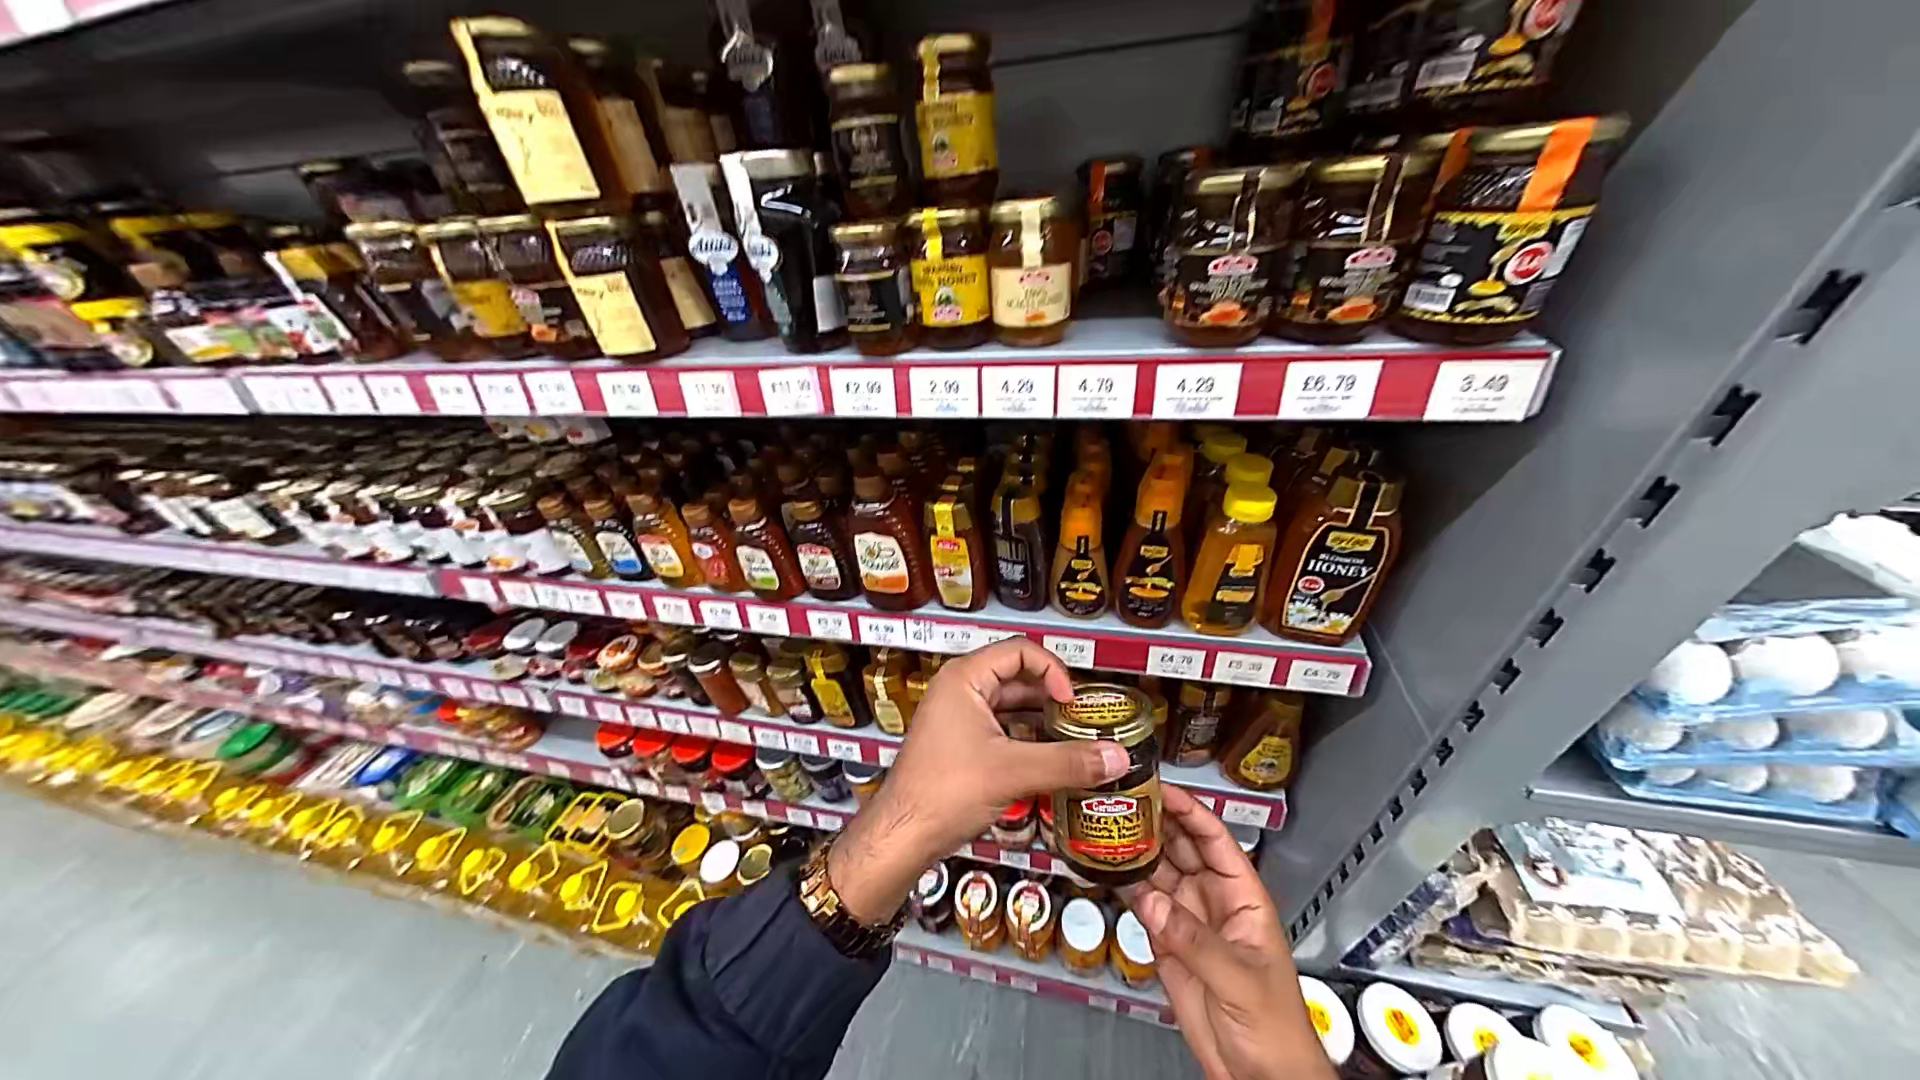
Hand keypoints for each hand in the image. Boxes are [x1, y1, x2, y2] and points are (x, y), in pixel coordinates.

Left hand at [827, 639, 1129, 921]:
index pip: (1020, 650)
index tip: (1071, 702)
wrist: (902, 835)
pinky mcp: (958, 743)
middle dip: (1051, 696)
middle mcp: (959, 690)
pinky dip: (1026, 739)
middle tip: (1082, 720)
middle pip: (1016, 676)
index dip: (1052, 670)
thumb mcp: (1013, 772)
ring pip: (1009, 706)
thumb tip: (1117, 757)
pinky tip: (1048, 760)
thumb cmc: (945, 792)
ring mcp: (957, 716)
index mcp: (965, 679)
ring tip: (1073, 741)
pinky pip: (1000, 729)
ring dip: (1041, 720)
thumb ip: (1068, 762)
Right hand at [1121, 785, 1333, 1079]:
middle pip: (1179, 847)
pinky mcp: (1164, 940)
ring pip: (1156, 871)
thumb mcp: (1241, 980)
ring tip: (1105, 829)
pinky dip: (1122, 885)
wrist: (1259, 1079)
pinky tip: (1105, 869)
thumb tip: (1152, 901)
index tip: (1160, 790)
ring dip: (1133, 851)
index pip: (1214, 838)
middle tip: (1120, 803)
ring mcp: (1186, 918)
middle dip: (1153, 822)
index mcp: (1241, 896)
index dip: (1189, 810)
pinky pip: (1141, 903)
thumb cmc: (1276, 1030)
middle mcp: (1211, 898)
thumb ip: (1195, 940)